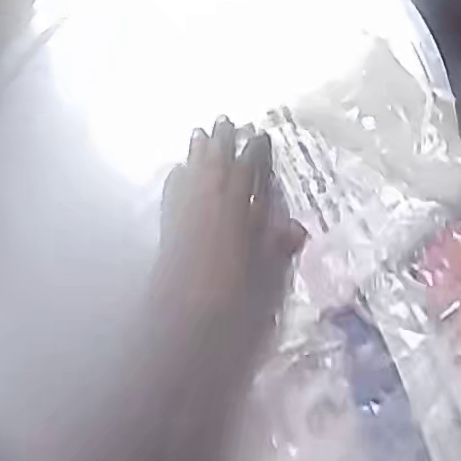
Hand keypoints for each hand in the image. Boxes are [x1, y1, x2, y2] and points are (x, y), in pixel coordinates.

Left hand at [156, 117, 304, 329]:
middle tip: (226, 119)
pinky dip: (176, 181)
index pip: (247, 173)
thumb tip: (294, 227)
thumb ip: (276, 250)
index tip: (261, 134)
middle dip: (221, 142)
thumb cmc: (227, 311)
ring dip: (196, 154)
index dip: (255, 153)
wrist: (175, 341)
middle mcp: (206, 210)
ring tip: (199, 133)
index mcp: (233, 214)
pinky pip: (172, 196)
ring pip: (190, 176)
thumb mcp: (264, 282)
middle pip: (213, 167)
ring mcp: (182, 221)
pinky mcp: (166, 237)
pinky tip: (175, 174)